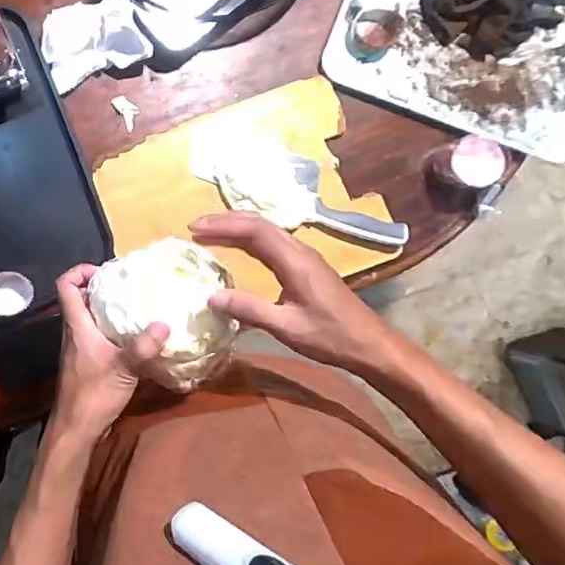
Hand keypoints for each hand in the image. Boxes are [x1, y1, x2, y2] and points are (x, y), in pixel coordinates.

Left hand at [48, 264, 167, 444]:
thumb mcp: (123, 369)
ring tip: (138, 303)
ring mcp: (81, 346)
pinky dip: (114, 327)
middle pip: (81, 297)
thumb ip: (142, 347)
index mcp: (77, 325)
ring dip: (109, 307)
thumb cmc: (93, 395)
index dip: (80, 270)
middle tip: (130, 283)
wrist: (76, 429)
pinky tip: (137, 333)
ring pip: (91, 315)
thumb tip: (165, 323)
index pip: (66, 285)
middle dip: (103, 286)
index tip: (106, 270)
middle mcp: (75, 331)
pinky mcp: (89, 360)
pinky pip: (99, 332)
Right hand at [191, 212, 411, 378]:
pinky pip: (273, 241)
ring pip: (267, 230)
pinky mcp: (306, 265)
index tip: (194, 229)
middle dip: (225, 221)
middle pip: (259, 223)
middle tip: (195, 227)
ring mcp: (305, 256)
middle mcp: (300, 251)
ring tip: (209, 233)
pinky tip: (238, 247)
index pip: (254, 231)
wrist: (370, 343)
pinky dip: (250, 239)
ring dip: (237, 227)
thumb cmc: (330, 337)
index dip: (223, 226)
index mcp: (295, 261)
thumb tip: (211, 296)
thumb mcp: (287, 327)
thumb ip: (249, 310)